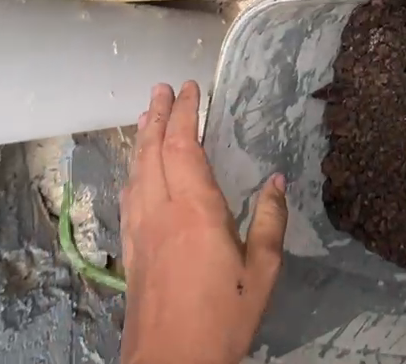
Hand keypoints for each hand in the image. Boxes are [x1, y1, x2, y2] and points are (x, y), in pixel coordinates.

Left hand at [121, 81, 286, 363]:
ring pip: (136, 174)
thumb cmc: (222, 318)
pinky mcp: (133, 253)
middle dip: (157, 117)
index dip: (183, 115)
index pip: (182, 149)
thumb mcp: (262, 270)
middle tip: (161, 88)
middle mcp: (162, 214)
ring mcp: (142, 234)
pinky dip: (133, 172)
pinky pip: (129, 198)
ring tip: (145, 115)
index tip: (189, 88)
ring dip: (140, 140)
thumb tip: (275, 181)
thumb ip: (269, 222)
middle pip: (152, 154)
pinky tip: (135, 171)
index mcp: (196, 211)